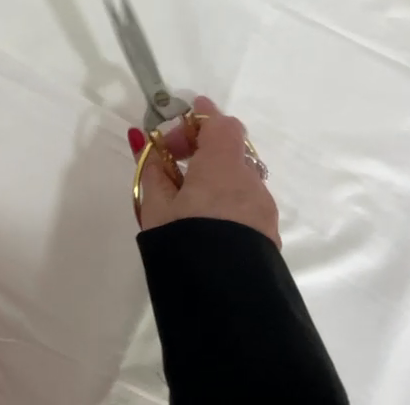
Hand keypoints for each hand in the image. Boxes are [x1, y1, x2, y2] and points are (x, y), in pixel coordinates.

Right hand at [133, 95, 279, 246]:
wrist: (226, 294)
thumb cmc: (183, 237)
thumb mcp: (154, 201)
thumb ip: (151, 167)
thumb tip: (142, 139)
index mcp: (223, 167)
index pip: (222, 124)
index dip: (201, 115)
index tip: (178, 115)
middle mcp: (250, 182)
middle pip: (232, 147)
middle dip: (202, 144)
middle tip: (170, 156)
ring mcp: (263, 207)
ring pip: (240, 174)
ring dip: (214, 170)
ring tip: (184, 189)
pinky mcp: (268, 229)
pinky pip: (245, 196)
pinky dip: (225, 191)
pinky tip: (202, 210)